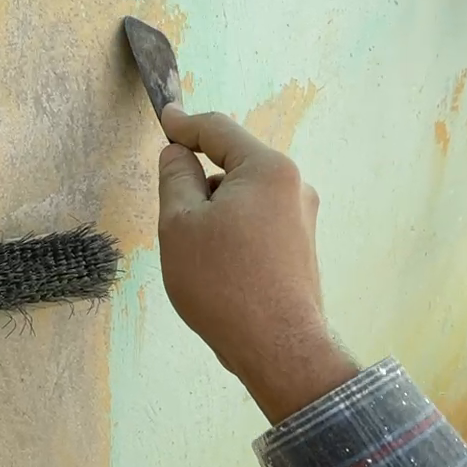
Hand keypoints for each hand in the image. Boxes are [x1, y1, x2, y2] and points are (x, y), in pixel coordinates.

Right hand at [157, 105, 356, 422]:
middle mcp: (294, 185)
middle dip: (199, 181)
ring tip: (199, 258)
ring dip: (214, 211)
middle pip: (233, 165)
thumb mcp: (180, 224)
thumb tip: (178, 153)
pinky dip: (231, 231)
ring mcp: (302, 218)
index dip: (185, 123)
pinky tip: (220, 270)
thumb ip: (176, 177)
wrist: (278, 348)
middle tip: (174, 222)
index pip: (218, 131)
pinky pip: (256, 221)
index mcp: (267, 169)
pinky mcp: (301, 246)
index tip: (164, 118)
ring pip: (243, 197)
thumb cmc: (222, 282)